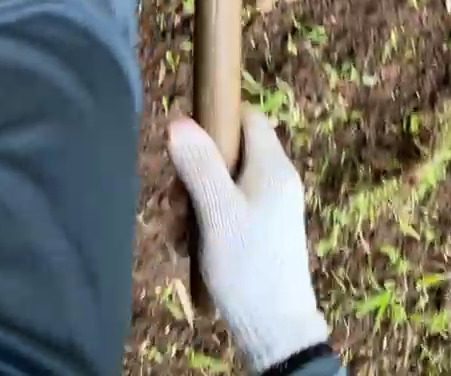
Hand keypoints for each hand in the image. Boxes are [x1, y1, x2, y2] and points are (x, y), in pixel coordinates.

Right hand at [169, 111, 328, 372]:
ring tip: (177, 229)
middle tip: (174, 199)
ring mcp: (271, 207)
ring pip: (225, 183)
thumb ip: (200, 166)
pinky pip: (230, 209)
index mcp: (273, 167)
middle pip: (230, 152)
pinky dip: (207, 220)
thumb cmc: (247, 266)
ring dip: (195, 200)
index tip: (187, 142)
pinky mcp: (263, 231)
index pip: (248, 118)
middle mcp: (276, 180)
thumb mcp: (218, 212)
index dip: (217, 121)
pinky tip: (188, 246)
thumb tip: (179, 121)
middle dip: (196, 171)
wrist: (276, 332)